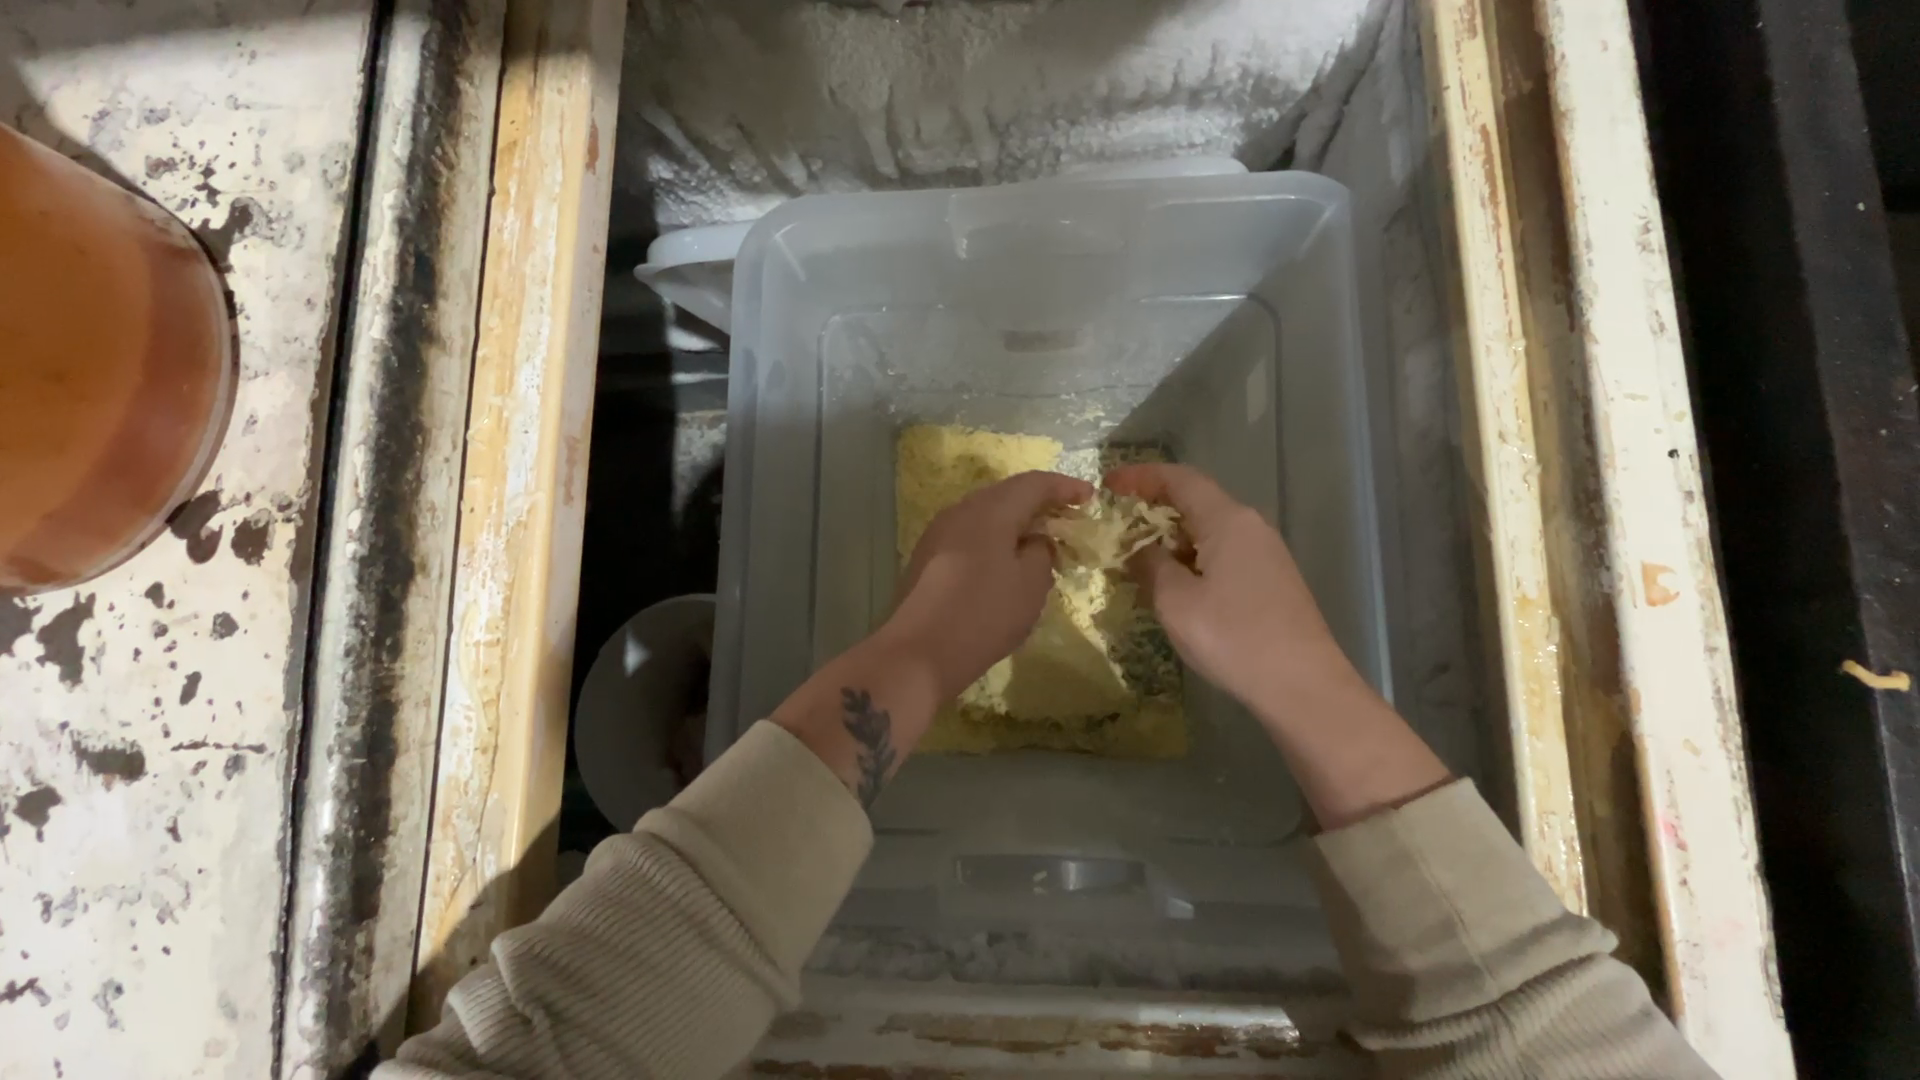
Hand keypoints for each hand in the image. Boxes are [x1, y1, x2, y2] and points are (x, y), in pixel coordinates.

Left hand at [885, 471, 1093, 698]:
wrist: (917, 653)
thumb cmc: (983, 615)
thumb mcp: (1030, 585)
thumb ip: (1042, 552)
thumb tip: (1035, 541)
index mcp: (989, 510)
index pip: (1033, 483)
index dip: (1064, 487)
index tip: (1089, 498)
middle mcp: (960, 512)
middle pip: (1006, 495)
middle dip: (1039, 504)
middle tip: (1067, 520)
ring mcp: (937, 534)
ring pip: (985, 516)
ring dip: (1015, 524)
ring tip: (1039, 544)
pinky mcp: (926, 558)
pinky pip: (969, 536)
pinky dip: (994, 540)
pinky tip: (1005, 564)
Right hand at [1105, 463, 1358, 715]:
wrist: (1303, 686)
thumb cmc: (1233, 637)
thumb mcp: (1176, 602)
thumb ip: (1151, 566)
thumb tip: (1141, 550)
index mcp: (1228, 520)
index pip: (1180, 479)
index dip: (1141, 477)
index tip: (1109, 485)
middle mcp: (1251, 527)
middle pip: (1197, 502)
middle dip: (1154, 508)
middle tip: (1118, 525)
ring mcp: (1266, 554)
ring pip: (1210, 530)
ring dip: (1172, 538)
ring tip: (1139, 559)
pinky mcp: (1272, 581)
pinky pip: (1224, 553)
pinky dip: (1193, 558)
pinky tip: (1176, 585)